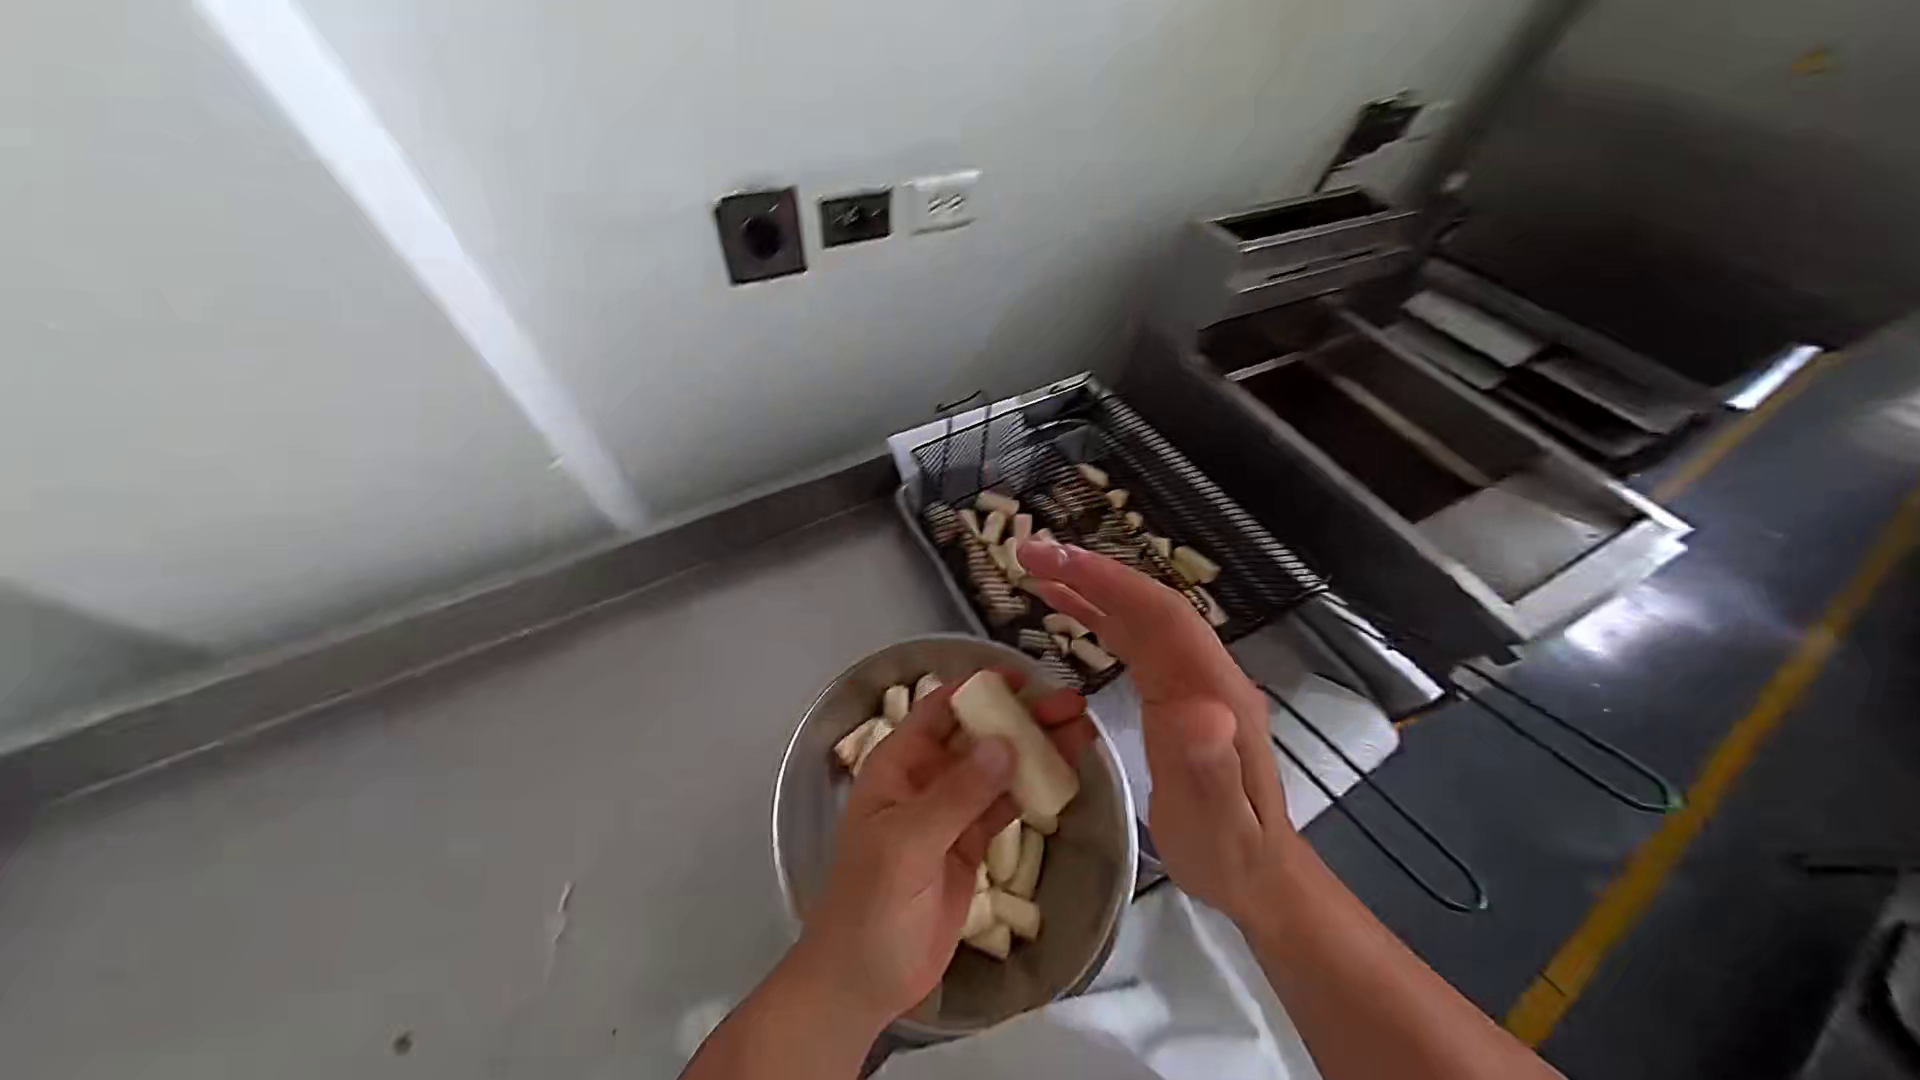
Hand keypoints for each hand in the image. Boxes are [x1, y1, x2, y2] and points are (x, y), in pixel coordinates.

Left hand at [791, 668, 1094, 1029]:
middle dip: (1022, 718)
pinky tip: (1064, 775)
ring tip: (1081, 733)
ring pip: (998, 768)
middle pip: (979, 735)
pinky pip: (1005, 805)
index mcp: (898, 764)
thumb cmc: (871, 904)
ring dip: (1035, 750)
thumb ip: (957, 794)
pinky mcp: (970, 842)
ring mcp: (950, 810)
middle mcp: (926, 778)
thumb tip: (1006, 743)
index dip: (978, 688)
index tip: (1024, 679)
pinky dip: (1032, 790)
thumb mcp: (908, 844)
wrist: (865, 980)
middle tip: (1071, 706)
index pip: (939, 710)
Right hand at [1015, 539, 1302, 924]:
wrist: (1258, 875)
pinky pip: (1135, 641)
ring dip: (1091, 589)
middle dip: (1091, 573)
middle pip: (1147, 605)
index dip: (1108, 582)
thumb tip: (1192, 708)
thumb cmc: (1231, 854)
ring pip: (1140, 618)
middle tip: (1030, 554)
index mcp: (1213, 691)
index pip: (1160, 617)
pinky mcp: (1177, 692)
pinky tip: (1072, 611)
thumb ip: (1208, 768)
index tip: (1055, 561)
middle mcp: (1206, 673)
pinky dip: (1100, 617)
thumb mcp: (1217, 823)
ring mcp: (1192, 680)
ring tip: (1039, 572)